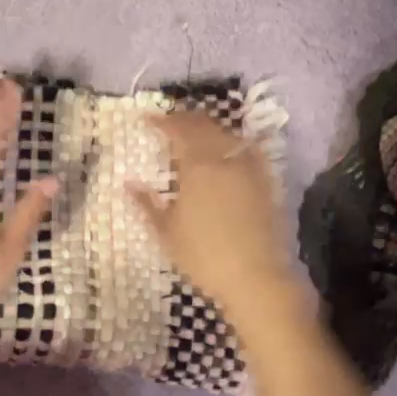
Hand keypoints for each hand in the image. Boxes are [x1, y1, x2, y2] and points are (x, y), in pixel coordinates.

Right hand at [131, 112, 307, 325]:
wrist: (257, 277)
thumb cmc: (204, 256)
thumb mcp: (167, 233)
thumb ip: (148, 204)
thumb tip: (129, 183)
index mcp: (198, 166)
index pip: (178, 130)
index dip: (162, 121)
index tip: (147, 118)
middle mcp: (225, 158)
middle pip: (204, 125)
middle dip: (185, 119)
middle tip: (169, 122)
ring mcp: (250, 168)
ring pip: (227, 135)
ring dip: (207, 129)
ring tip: (193, 136)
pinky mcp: (266, 181)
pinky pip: (246, 150)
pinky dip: (231, 143)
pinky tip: (226, 152)